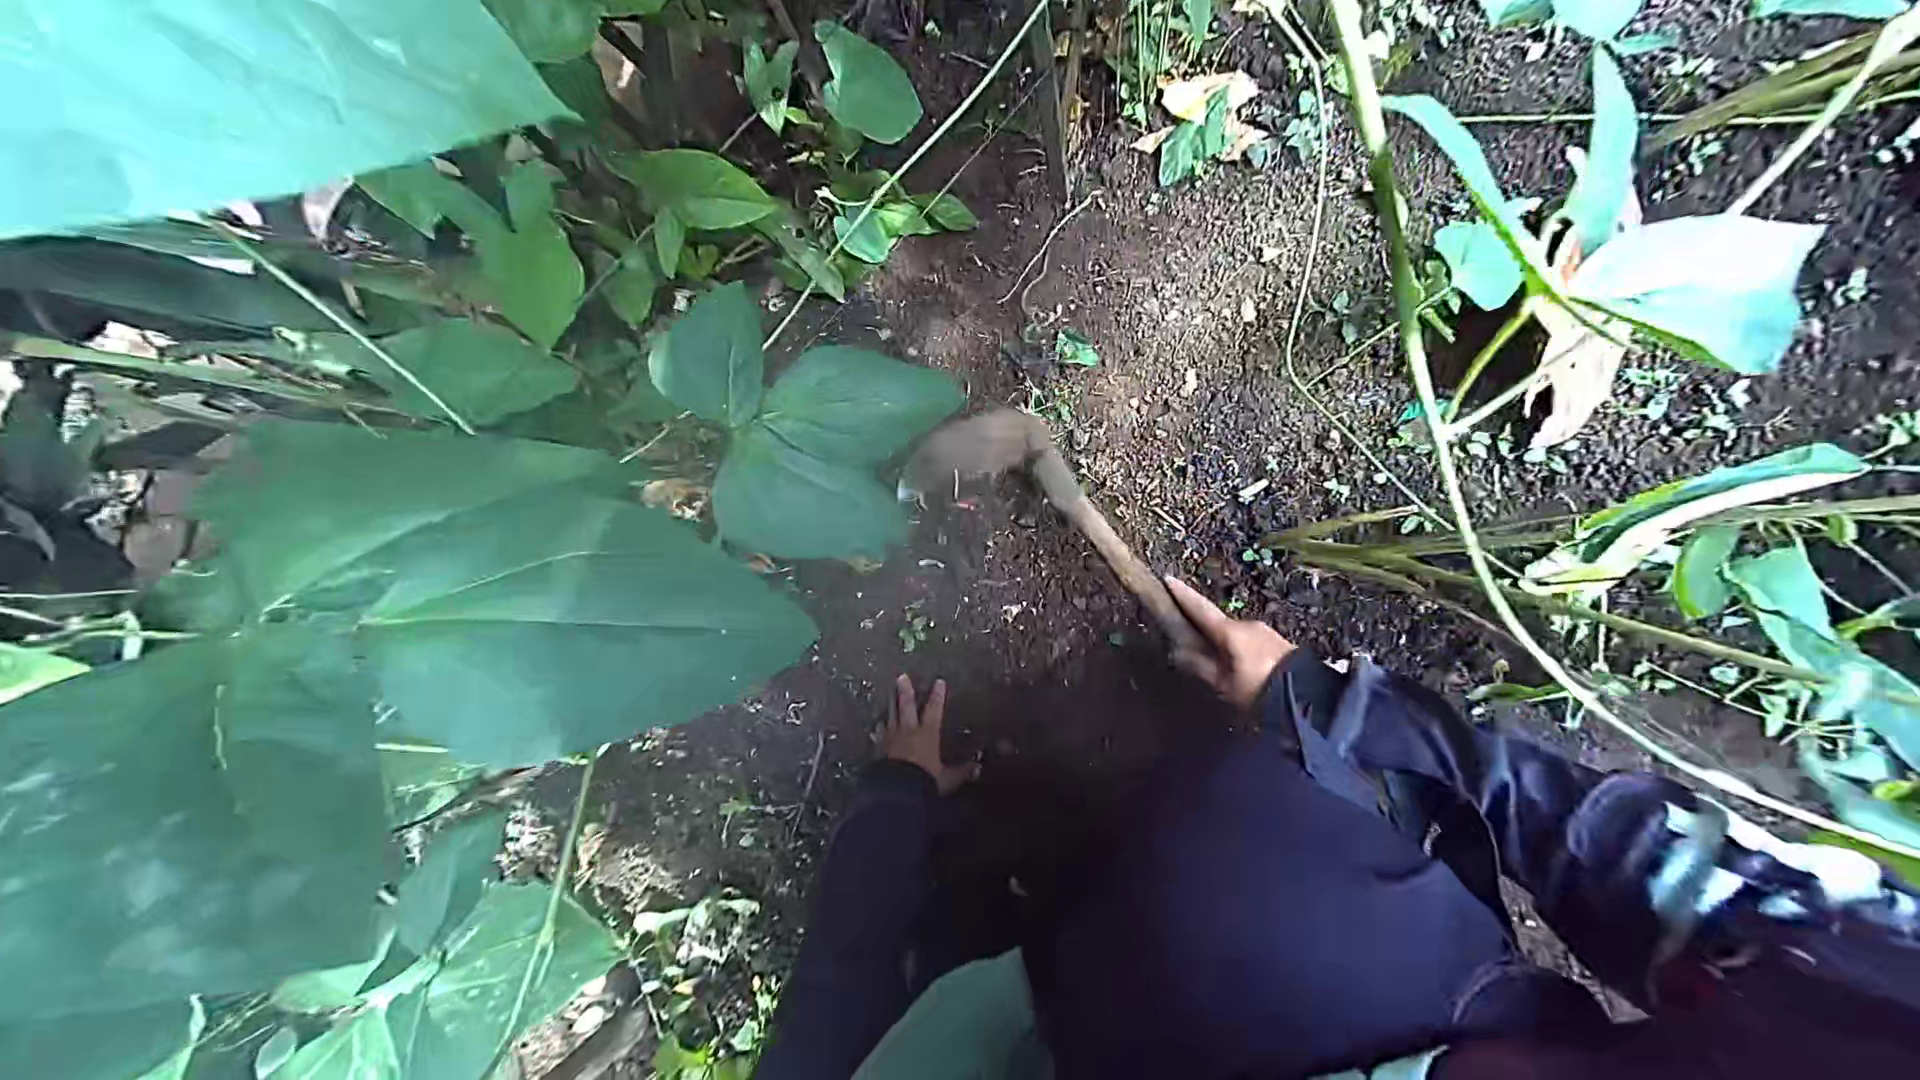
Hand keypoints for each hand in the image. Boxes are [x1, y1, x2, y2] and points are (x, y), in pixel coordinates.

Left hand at [880, 674, 980, 794]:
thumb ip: (961, 771)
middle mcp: (908, 732)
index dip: (937, 696)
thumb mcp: (947, 779)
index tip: (939, 681)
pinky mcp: (879, 751)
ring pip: (891, 717)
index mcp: (927, 734)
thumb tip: (978, 767)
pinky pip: (879, 736)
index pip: (934, 710)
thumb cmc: (924, 781)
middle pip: (907, 706)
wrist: (895, 792)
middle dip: (906, 691)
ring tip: (889, 695)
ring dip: (891, 705)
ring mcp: (891, 740)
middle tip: (902, 676)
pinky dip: (879, 729)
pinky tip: (876, 726)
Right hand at [1164, 575, 1296, 711]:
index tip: (1168, 579)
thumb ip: (1200, 666)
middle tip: (1191, 645)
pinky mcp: (1279, 643)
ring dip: (1225, 646)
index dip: (1183, 595)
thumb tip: (1178, 652)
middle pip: (1218, 625)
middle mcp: (1248, 625)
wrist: (1309, 699)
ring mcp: (1265, 633)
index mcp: (1231, 632)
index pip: (1200, 609)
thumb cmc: (1261, 691)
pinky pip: (1250, 642)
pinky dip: (1240, 650)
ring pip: (1236, 635)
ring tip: (1221, 668)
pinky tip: (1243, 669)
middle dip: (1205, 632)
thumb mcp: (1224, 684)